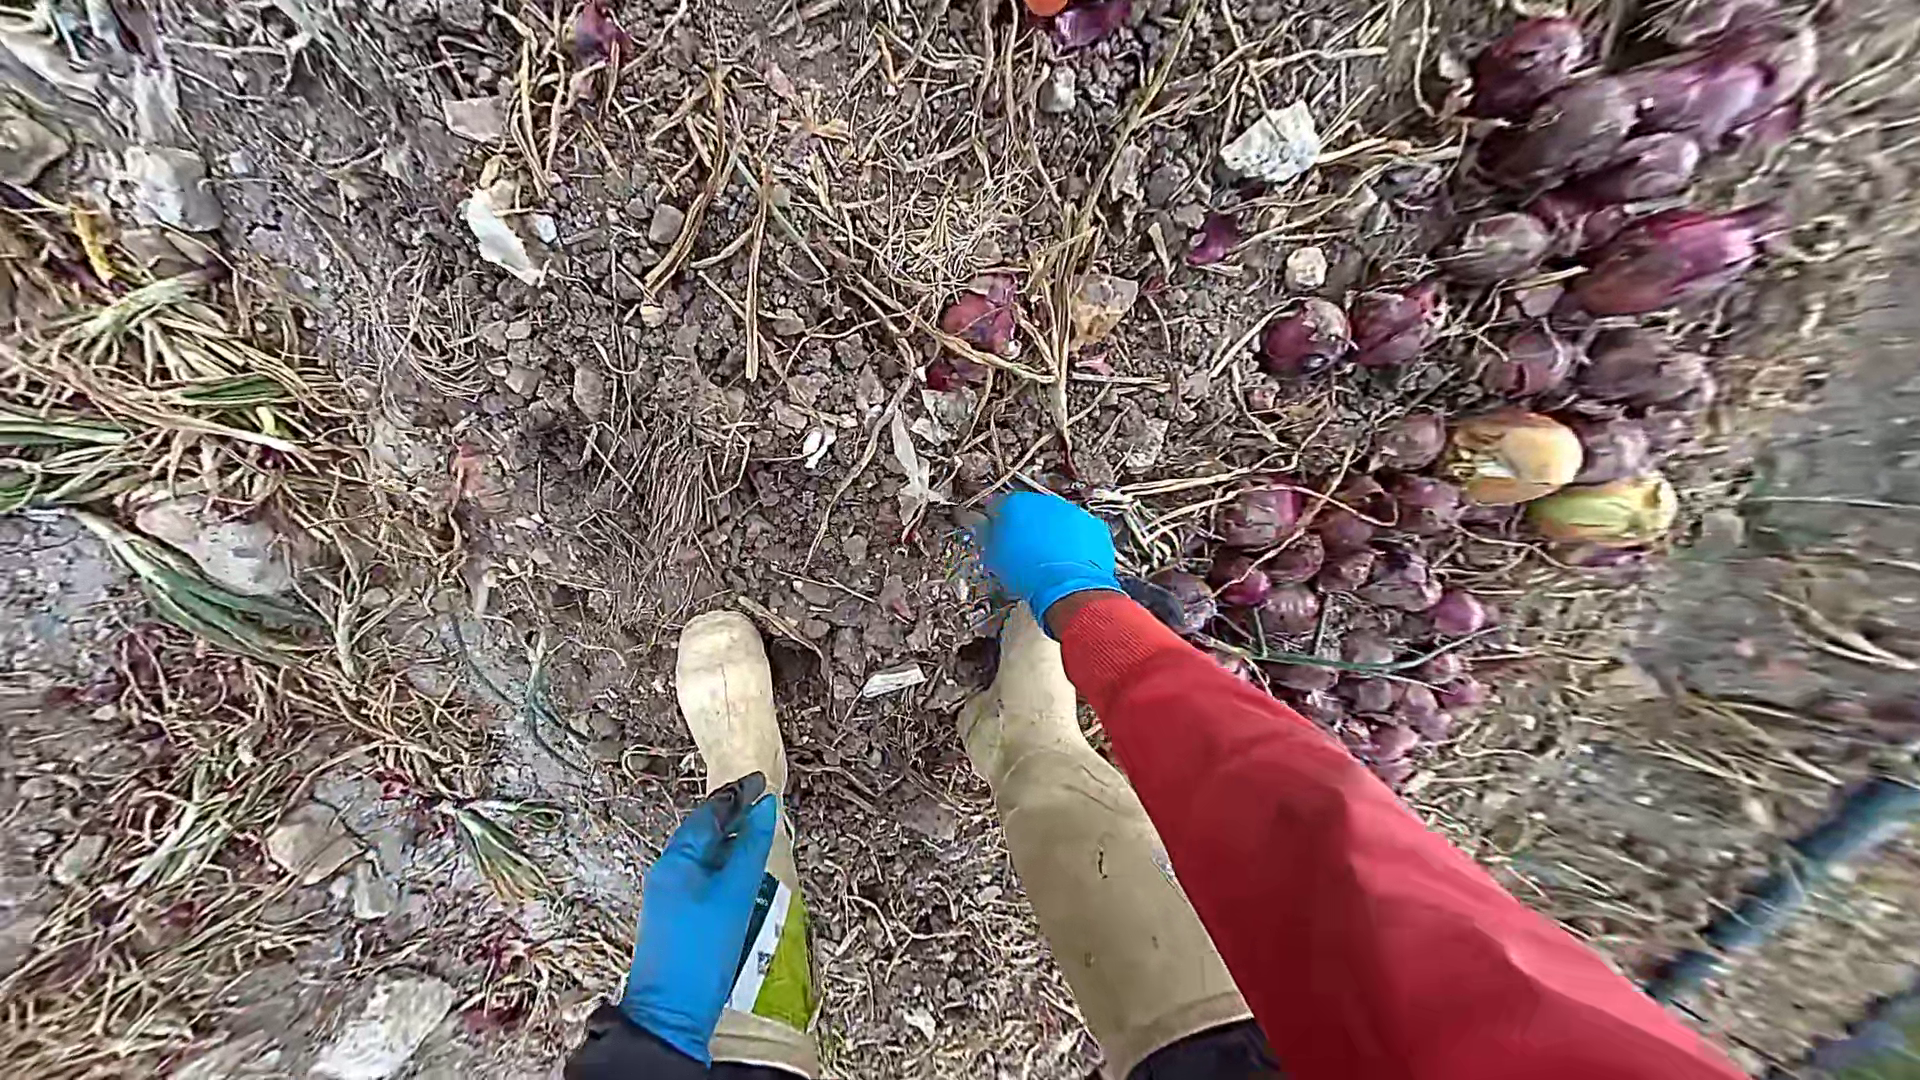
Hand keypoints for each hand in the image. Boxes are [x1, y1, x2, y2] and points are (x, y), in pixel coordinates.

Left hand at [620, 774, 778, 1063]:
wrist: (671, 1015)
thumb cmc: (703, 949)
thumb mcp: (736, 891)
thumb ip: (753, 846)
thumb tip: (767, 806)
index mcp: (677, 859)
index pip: (710, 812)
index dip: (737, 793)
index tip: (760, 781)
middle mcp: (670, 870)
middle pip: (705, 830)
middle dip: (734, 814)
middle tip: (762, 801)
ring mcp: (672, 893)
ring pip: (706, 852)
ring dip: (732, 838)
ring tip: (759, 829)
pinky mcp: (679, 914)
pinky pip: (705, 873)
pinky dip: (726, 862)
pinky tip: (745, 868)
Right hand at [977, 491, 1120, 629]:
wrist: (1068, 589)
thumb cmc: (1031, 576)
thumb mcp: (994, 557)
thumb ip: (985, 534)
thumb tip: (977, 523)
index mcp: (1015, 504)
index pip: (998, 506)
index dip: (995, 524)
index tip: (996, 536)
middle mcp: (1044, 502)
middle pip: (1028, 511)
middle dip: (1024, 528)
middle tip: (1020, 553)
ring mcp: (1070, 513)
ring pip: (1055, 519)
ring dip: (1049, 534)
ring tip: (1044, 560)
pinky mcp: (1092, 526)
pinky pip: (1079, 530)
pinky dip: (1073, 542)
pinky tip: (1065, 561)